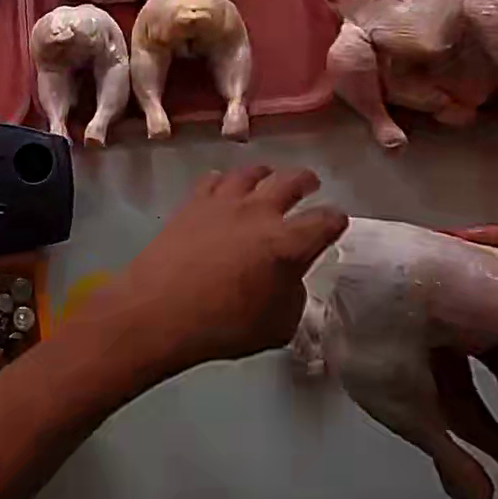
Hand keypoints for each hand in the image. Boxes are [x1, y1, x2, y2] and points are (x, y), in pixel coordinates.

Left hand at [82, 165, 346, 378]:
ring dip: (264, 173)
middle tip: (310, 183)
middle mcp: (259, 213)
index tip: (336, 221)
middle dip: (305, 181)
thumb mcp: (277, 325)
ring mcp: (223, 203)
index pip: (325, 222)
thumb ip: (291, 294)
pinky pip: (213, 179)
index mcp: (288, 244)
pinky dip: (225, 180)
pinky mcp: (192, 202)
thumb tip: (286, 276)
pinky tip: (224, 185)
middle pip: (289, 182)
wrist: (160, 308)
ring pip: (250, 173)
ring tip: (267, 176)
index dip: (335, 221)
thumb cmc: (224, 325)